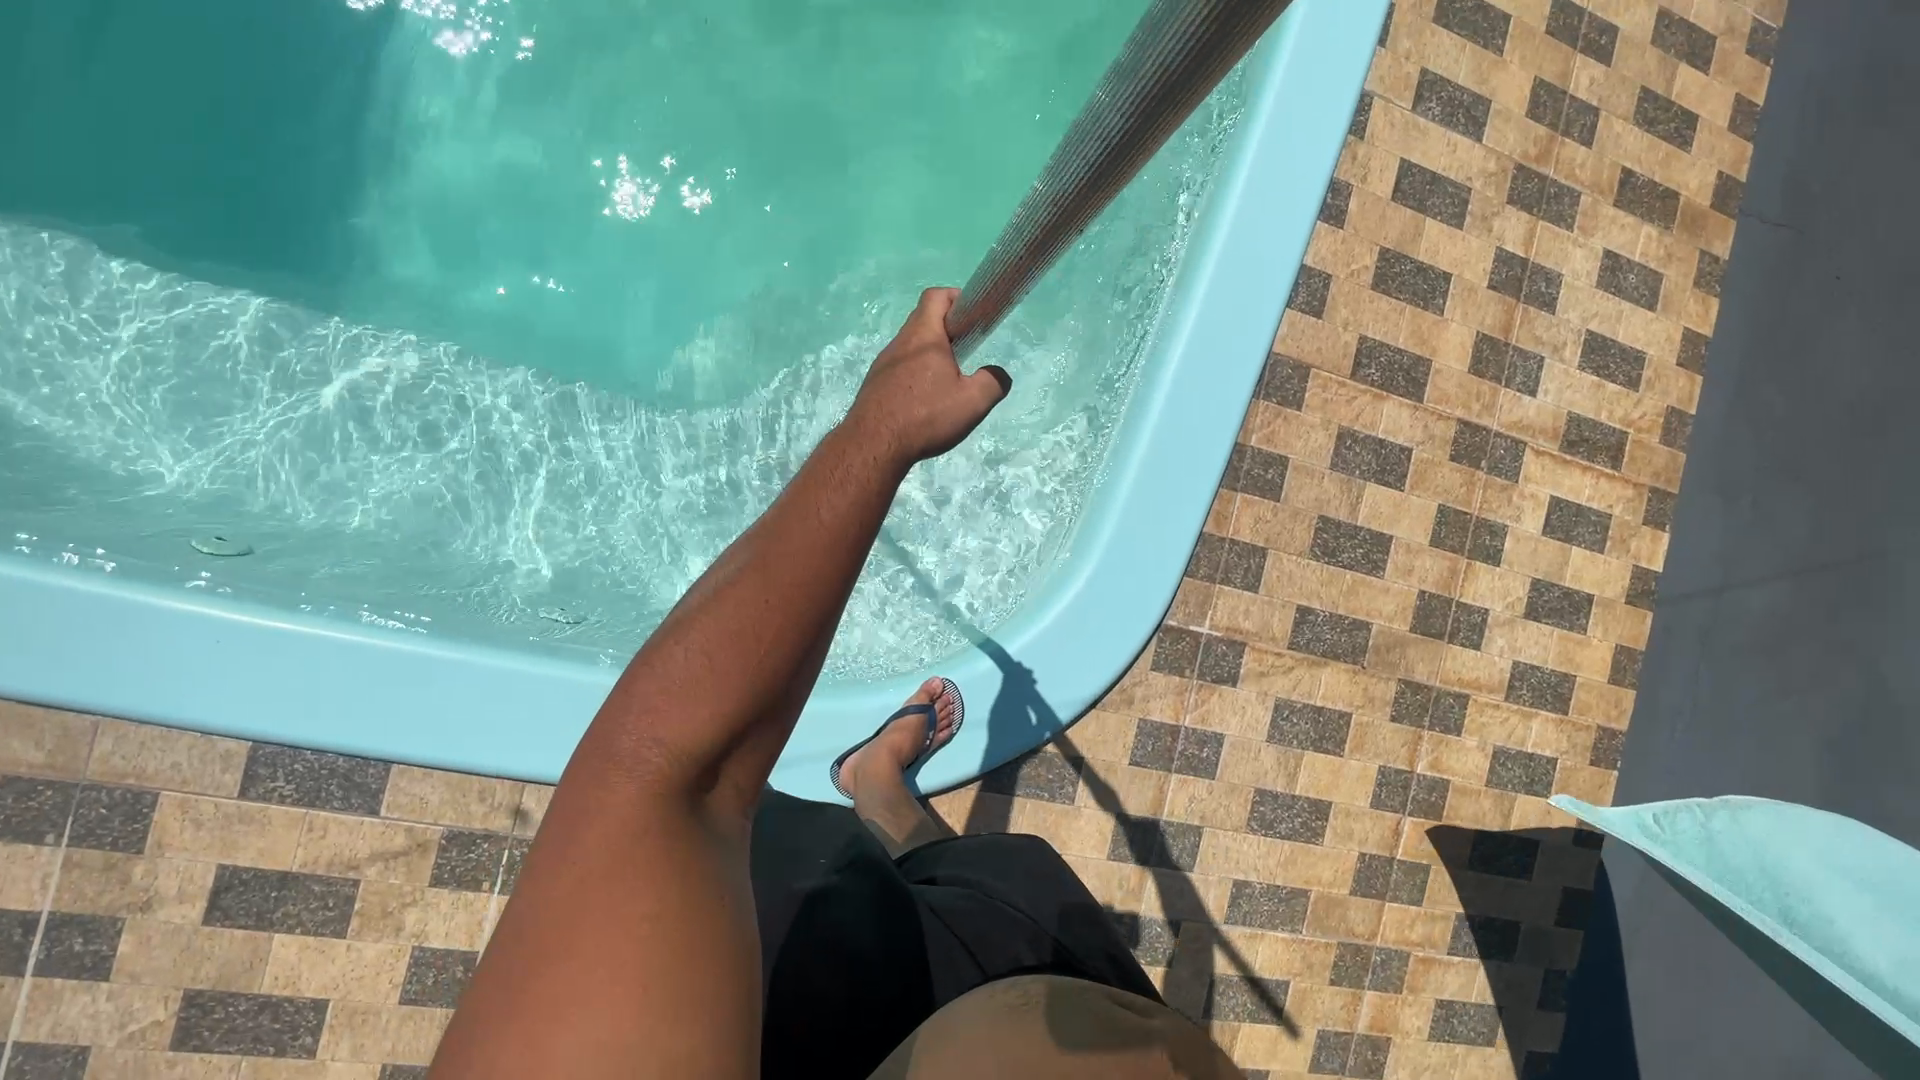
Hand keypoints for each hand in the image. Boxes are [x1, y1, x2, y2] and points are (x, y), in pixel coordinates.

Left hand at [843, 287, 1011, 463]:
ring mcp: (883, 364)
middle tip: (966, 353)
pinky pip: (898, 369)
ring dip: (930, 355)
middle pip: (923, 320)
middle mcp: (900, 343)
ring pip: (910, 347)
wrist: (874, 445)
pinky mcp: (874, 385)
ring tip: (946, 383)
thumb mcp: (972, 402)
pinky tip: (924, 403)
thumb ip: (993, 382)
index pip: (936, 296)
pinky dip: (915, 375)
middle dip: (947, 329)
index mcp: (924, 336)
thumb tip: (998, 375)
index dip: (956, 298)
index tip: (972, 317)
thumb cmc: (925, 416)